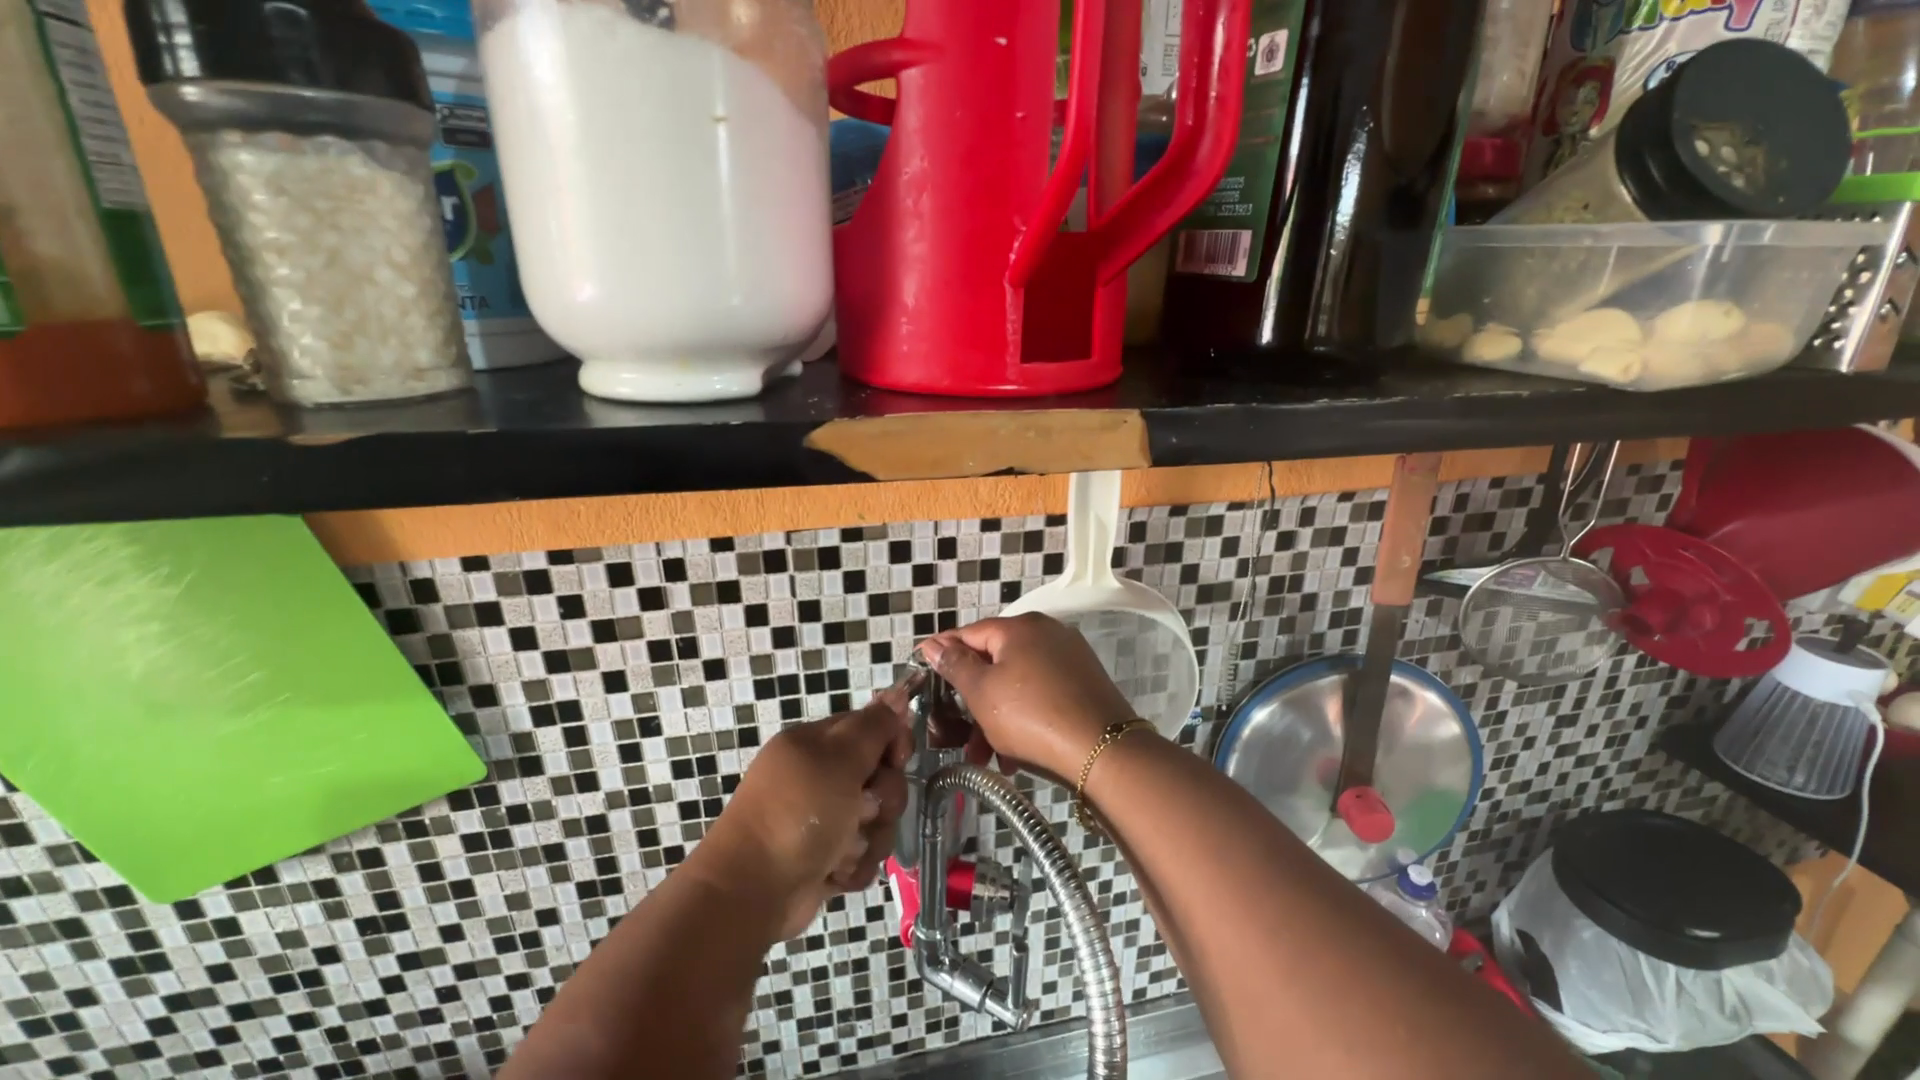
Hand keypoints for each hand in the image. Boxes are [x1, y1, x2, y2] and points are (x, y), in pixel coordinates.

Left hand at [696, 692, 910, 939]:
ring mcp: (824, 820)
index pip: (873, 729)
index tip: (896, 761)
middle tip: (863, 810)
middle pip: (883, 779)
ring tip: (842, 852)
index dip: (893, 743)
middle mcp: (821, 779)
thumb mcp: (839, 759)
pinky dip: (855, 867)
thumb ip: (874, 726)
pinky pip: (864, 855)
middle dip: (883, 800)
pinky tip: (835, 874)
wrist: (754, 889)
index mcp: (816, 745)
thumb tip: (897, 693)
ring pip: (878, 822)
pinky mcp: (827, 859)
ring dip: (869, 839)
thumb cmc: (797, 813)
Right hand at [917, 614, 1135, 778]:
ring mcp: (1069, 657)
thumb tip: (933, 644)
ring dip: (995, 718)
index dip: (943, 652)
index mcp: (1019, 627)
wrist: (1103, 751)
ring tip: (985, 757)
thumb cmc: (1031, 717)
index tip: (922, 669)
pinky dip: (1023, 719)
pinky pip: (1040, 695)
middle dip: (972, 700)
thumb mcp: (982, 692)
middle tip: (954, 731)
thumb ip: (955, 665)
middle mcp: (1047, 633)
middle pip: (995, 662)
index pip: (968, 634)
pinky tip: (1013, 755)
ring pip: (1017, 684)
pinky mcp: (1084, 683)